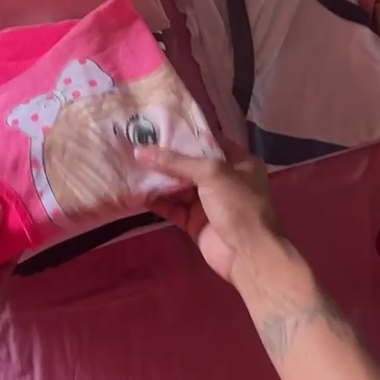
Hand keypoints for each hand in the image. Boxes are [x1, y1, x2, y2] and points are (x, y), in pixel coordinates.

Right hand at [138, 144, 296, 293]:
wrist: (247, 253)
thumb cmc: (238, 205)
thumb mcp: (211, 173)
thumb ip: (177, 162)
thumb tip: (140, 152)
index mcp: (238, 162)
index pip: (209, 141)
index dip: (185, 133)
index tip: (158, 125)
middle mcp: (224, 179)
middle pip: (190, 164)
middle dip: (165, 157)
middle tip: (138, 144)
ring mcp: (208, 202)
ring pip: (178, 186)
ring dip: (158, 179)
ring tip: (132, 166)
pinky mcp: (195, 222)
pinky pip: (172, 207)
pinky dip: (157, 201)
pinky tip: (137, 192)